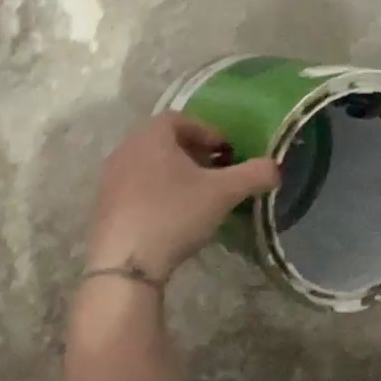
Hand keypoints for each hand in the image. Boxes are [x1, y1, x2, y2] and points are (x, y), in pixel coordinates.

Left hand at [86, 113, 281, 281]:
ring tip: (197, 196)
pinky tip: (173, 217)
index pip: (180, 118)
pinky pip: (135, 187)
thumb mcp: (223, 193)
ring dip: (174, 174)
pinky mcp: (104, 206)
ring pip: (149, 165)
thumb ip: (254, 175)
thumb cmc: (175, 214)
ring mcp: (110, 178)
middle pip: (163, 141)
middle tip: (216, 172)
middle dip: (193, 153)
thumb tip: (276, 168)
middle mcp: (126, 149)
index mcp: (151, 136)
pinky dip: (156, 192)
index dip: (208, 131)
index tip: (227, 152)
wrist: (125, 262)